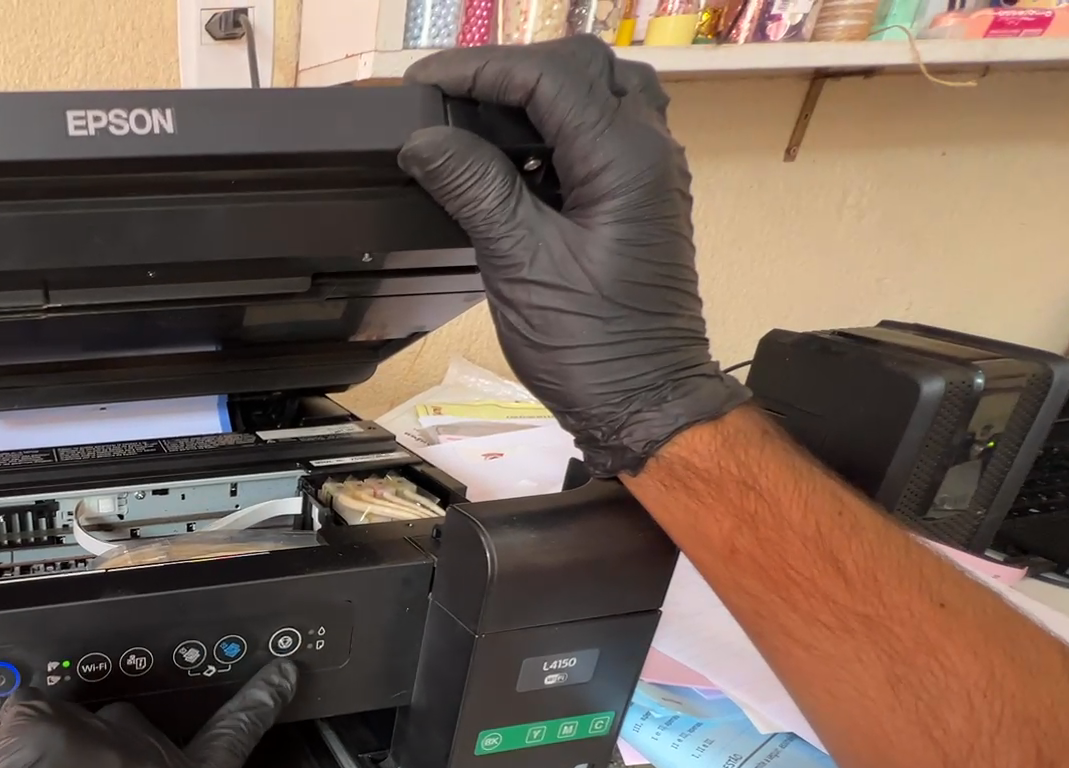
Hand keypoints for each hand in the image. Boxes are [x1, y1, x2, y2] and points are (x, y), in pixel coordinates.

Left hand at [0, 660, 300, 767]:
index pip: (230, 738)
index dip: (257, 702)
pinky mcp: (32, 722)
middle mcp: (141, 755)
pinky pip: (25, 714)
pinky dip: (10, 744)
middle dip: (99, 751)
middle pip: (126, 723)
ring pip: (69, 720)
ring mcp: (86, 733)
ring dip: (49, 750)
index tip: (280, 671)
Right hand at [399, 37, 748, 476]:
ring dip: (535, 94)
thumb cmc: (584, 339)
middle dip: (511, 69)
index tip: (421, 83)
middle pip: (584, 69)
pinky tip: (508, 158)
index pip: (551, 77)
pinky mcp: (632, 204)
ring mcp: (644, 176)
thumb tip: (423, 140)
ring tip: (474, 117)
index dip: (481, 70)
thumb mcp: (519, 263)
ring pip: (597, 97)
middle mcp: (647, 149)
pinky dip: (548, 131)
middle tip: (447, 95)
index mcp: (624, 157)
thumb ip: (475, 191)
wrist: (639, 397)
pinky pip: (595, 138)